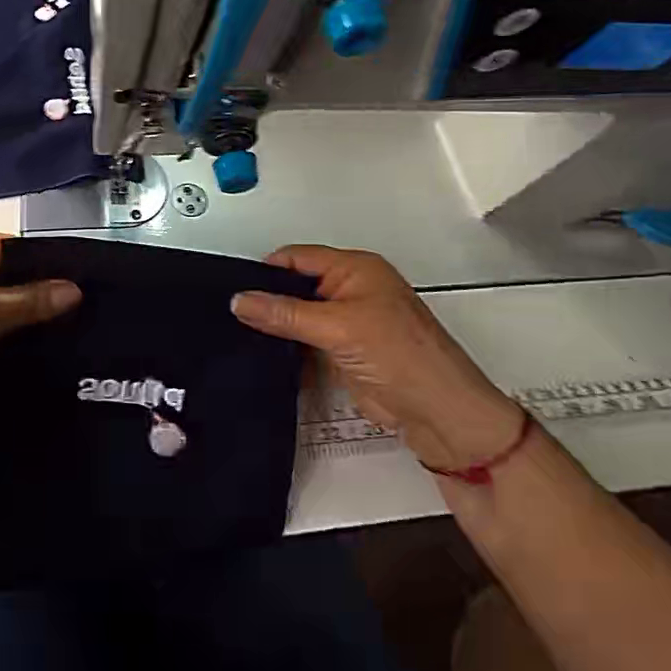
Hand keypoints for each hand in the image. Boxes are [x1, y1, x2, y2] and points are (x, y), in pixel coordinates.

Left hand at [0, 234, 80, 475]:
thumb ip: (28, 300)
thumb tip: (69, 290)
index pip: (3, 245)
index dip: (41, 262)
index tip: (79, 280)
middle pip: (0, 276)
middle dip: (35, 292)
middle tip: (79, 308)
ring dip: (21, 318)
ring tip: (66, 328)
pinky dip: (4, 339)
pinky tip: (34, 347)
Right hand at [230, 245, 524, 470]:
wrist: (438, 413)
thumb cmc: (405, 359)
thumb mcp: (337, 327)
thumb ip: (283, 313)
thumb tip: (239, 301)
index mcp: (356, 269)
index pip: (296, 257)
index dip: (265, 271)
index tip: (234, 291)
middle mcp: (351, 289)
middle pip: (293, 284)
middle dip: (266, 298)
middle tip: (232, 313)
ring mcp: (346, 320)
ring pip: (295, 313)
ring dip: (275, 324)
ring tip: (241, 332)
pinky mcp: (341, 349)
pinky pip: (302, 339)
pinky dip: (284, 345)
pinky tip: (262, 351)